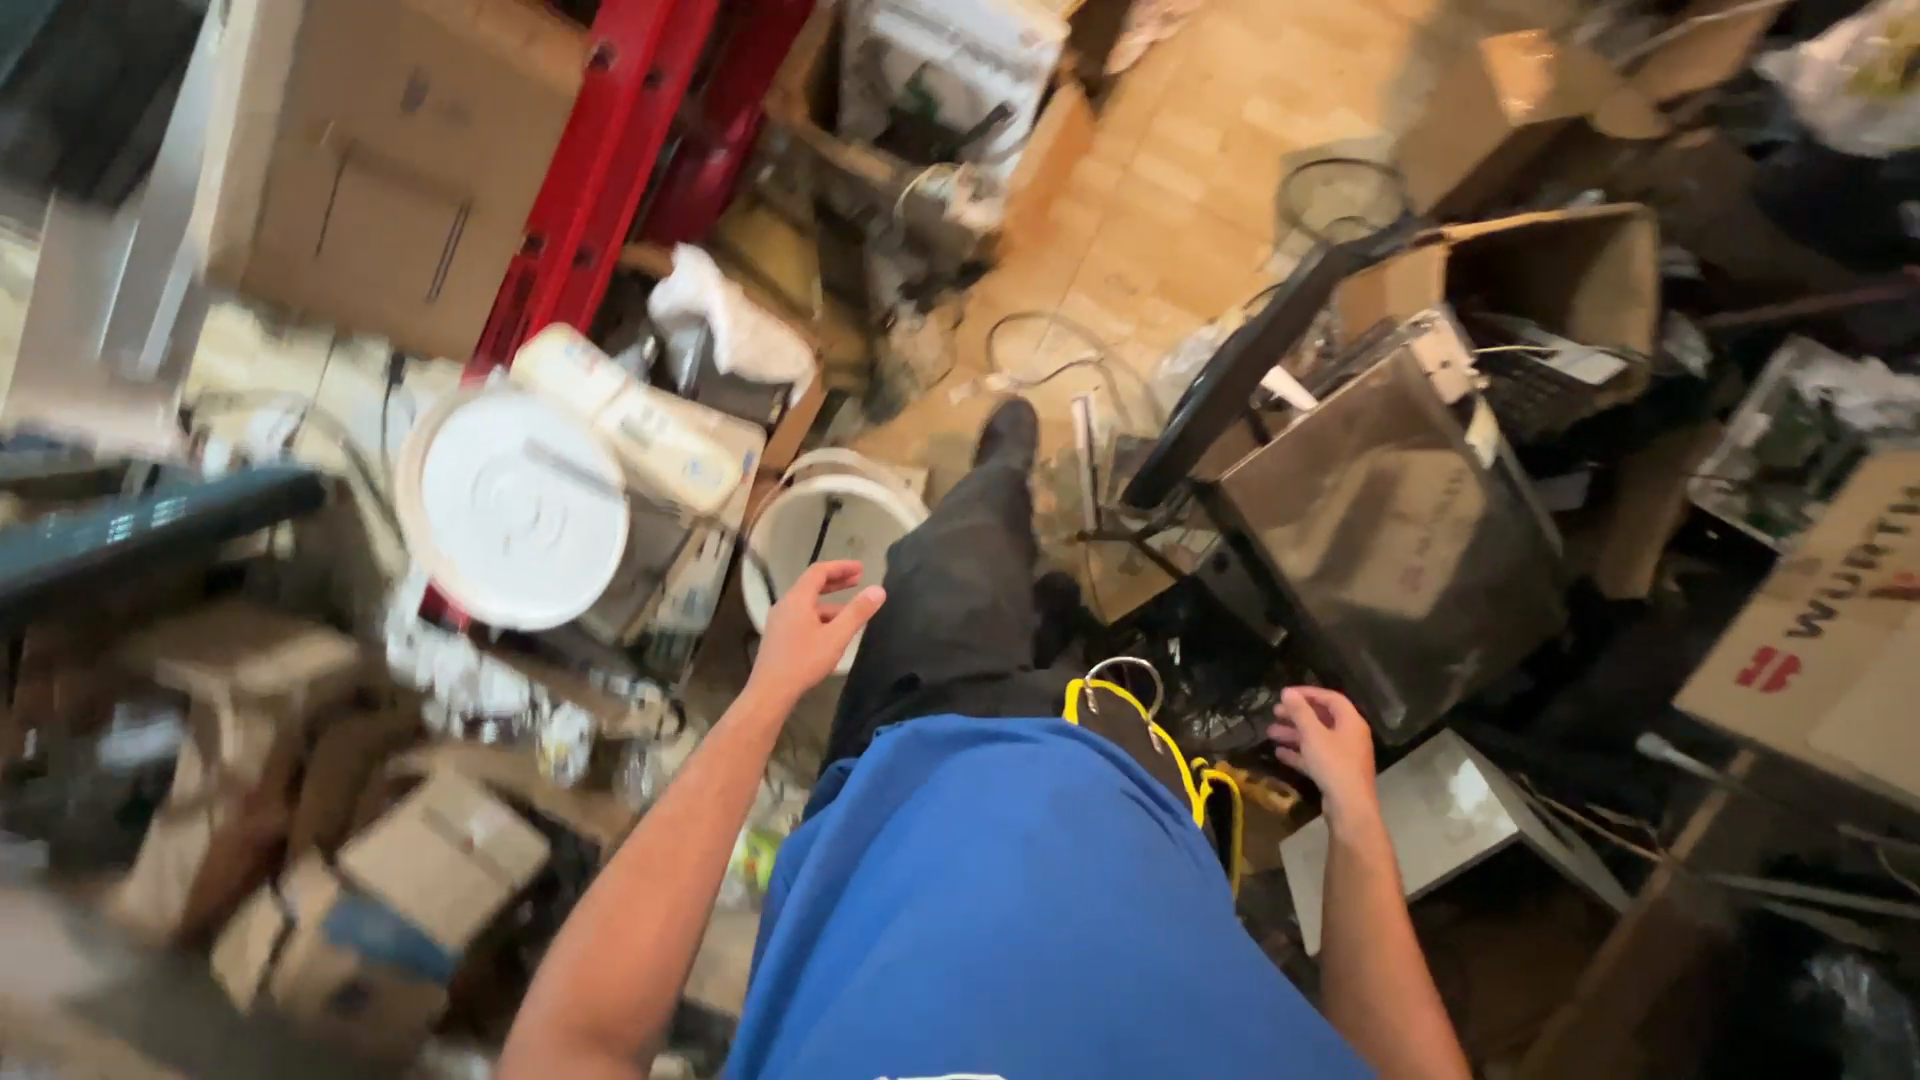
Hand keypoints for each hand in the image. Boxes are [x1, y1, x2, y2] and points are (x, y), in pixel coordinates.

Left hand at [747, 560, 884, 709]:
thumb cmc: (804, 661)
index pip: (819, 571)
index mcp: (797, 599)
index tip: (861, 568)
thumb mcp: (836, 636)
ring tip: (852, 612)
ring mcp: (780, 621)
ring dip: (831, 603)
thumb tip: (878, 590)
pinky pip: (803, 617)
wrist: (770, 692)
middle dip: (836, 581)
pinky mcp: (779, 636)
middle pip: (812, 585)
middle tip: (858, 580)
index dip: (841, 567)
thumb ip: (857, 612)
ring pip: (808, 604)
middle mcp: (785, 605)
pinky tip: (833, 632)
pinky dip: (821, 617)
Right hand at [1268, 687, 1378, 828]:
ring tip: (1271, 732)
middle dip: (1297, 715)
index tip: (1286, 693)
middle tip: (1275, 712)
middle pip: (1322, 719)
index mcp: (1351, 722)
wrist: (1349, 806)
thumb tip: (1288, 692)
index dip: (1309, 693)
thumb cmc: (1333, 763)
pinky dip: (1299, 753)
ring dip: (1294, 734)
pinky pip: (1316, 756)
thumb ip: (1300, 712)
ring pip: (1316, 738)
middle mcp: (1350, 736)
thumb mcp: (1313, 734)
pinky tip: (1280, 753)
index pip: (1331, 698)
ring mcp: (1344, 756)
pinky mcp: (1336, 773)